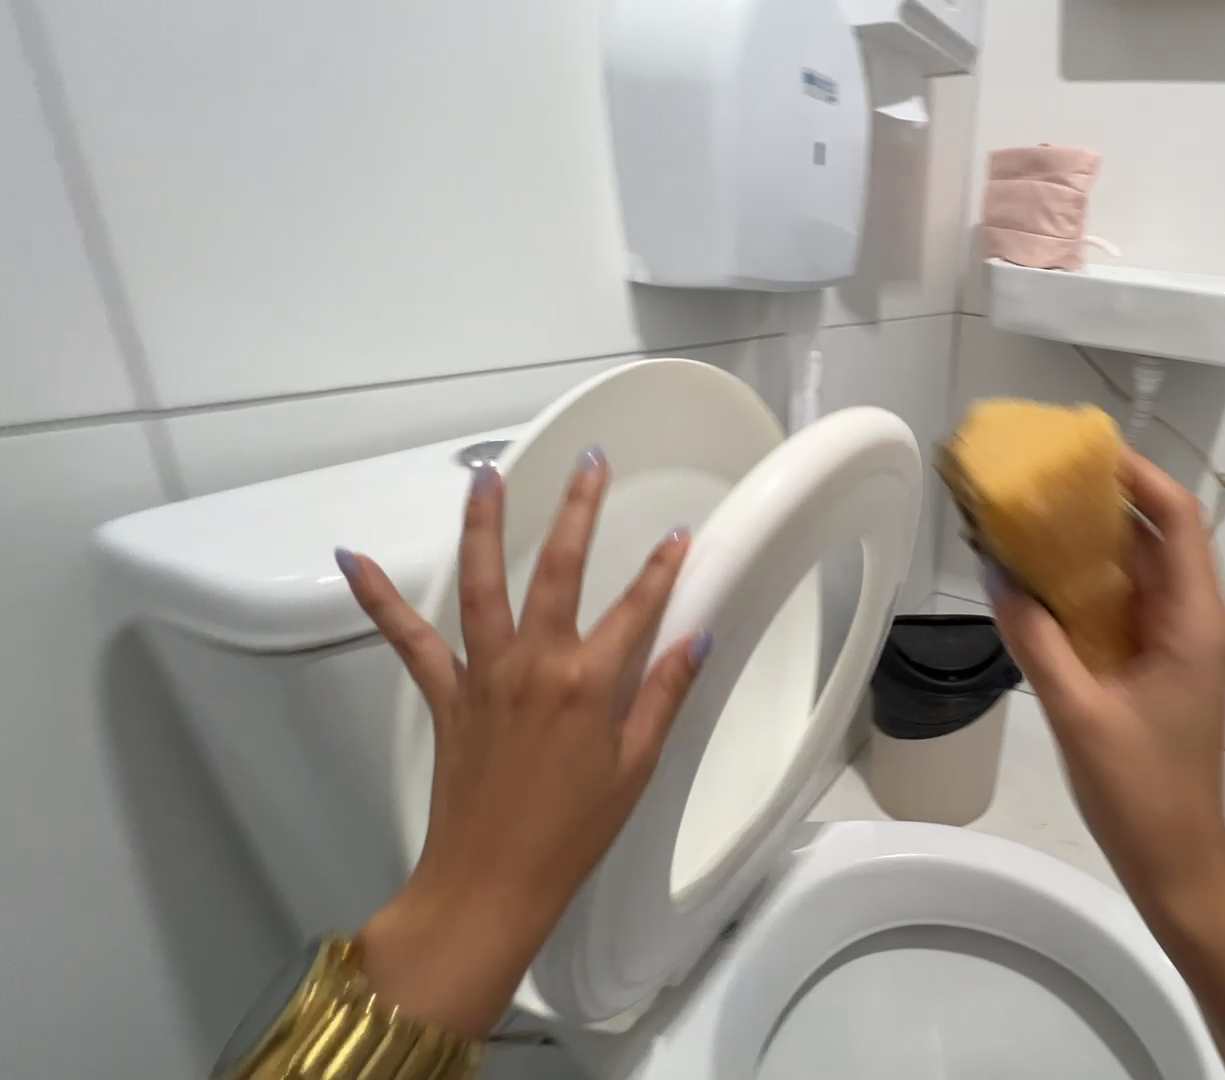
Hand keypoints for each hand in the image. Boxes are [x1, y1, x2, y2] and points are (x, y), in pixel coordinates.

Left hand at [334, 448, 709, 1036]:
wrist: (490, 883)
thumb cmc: (576, 827)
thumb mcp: (637, 764)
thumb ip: (665, 693)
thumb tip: (698, 637)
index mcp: (588, 682)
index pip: (637, 608)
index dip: (663, 568)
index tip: (680, 535)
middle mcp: (533, 663)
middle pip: (558, 570)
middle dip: (578, 511)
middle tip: (591, 463)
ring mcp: (482, 674)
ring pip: (481, 584)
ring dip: (485, 526)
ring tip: (487, 476)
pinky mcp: (446, 694)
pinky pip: (409, 639)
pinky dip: (381, 598)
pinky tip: (357, 558)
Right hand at [988, 451, 1224, 906]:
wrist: (1180, 863)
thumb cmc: (1140, 792)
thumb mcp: (1077, 711)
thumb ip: (1034, 638)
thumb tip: (995, 574)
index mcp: (1193, 621)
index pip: (1178, 519)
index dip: (1137, 476)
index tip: (1084, 454)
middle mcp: (1195, 621)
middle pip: (1160, 538)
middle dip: (1107, 504)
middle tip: (1045, 483)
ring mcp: (1181, 645)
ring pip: (1143, 573)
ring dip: (1097, 546)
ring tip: (1037, 522)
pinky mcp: (1163, 667)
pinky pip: (1130, 608)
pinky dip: (1094, 588)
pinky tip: (1047, 586)